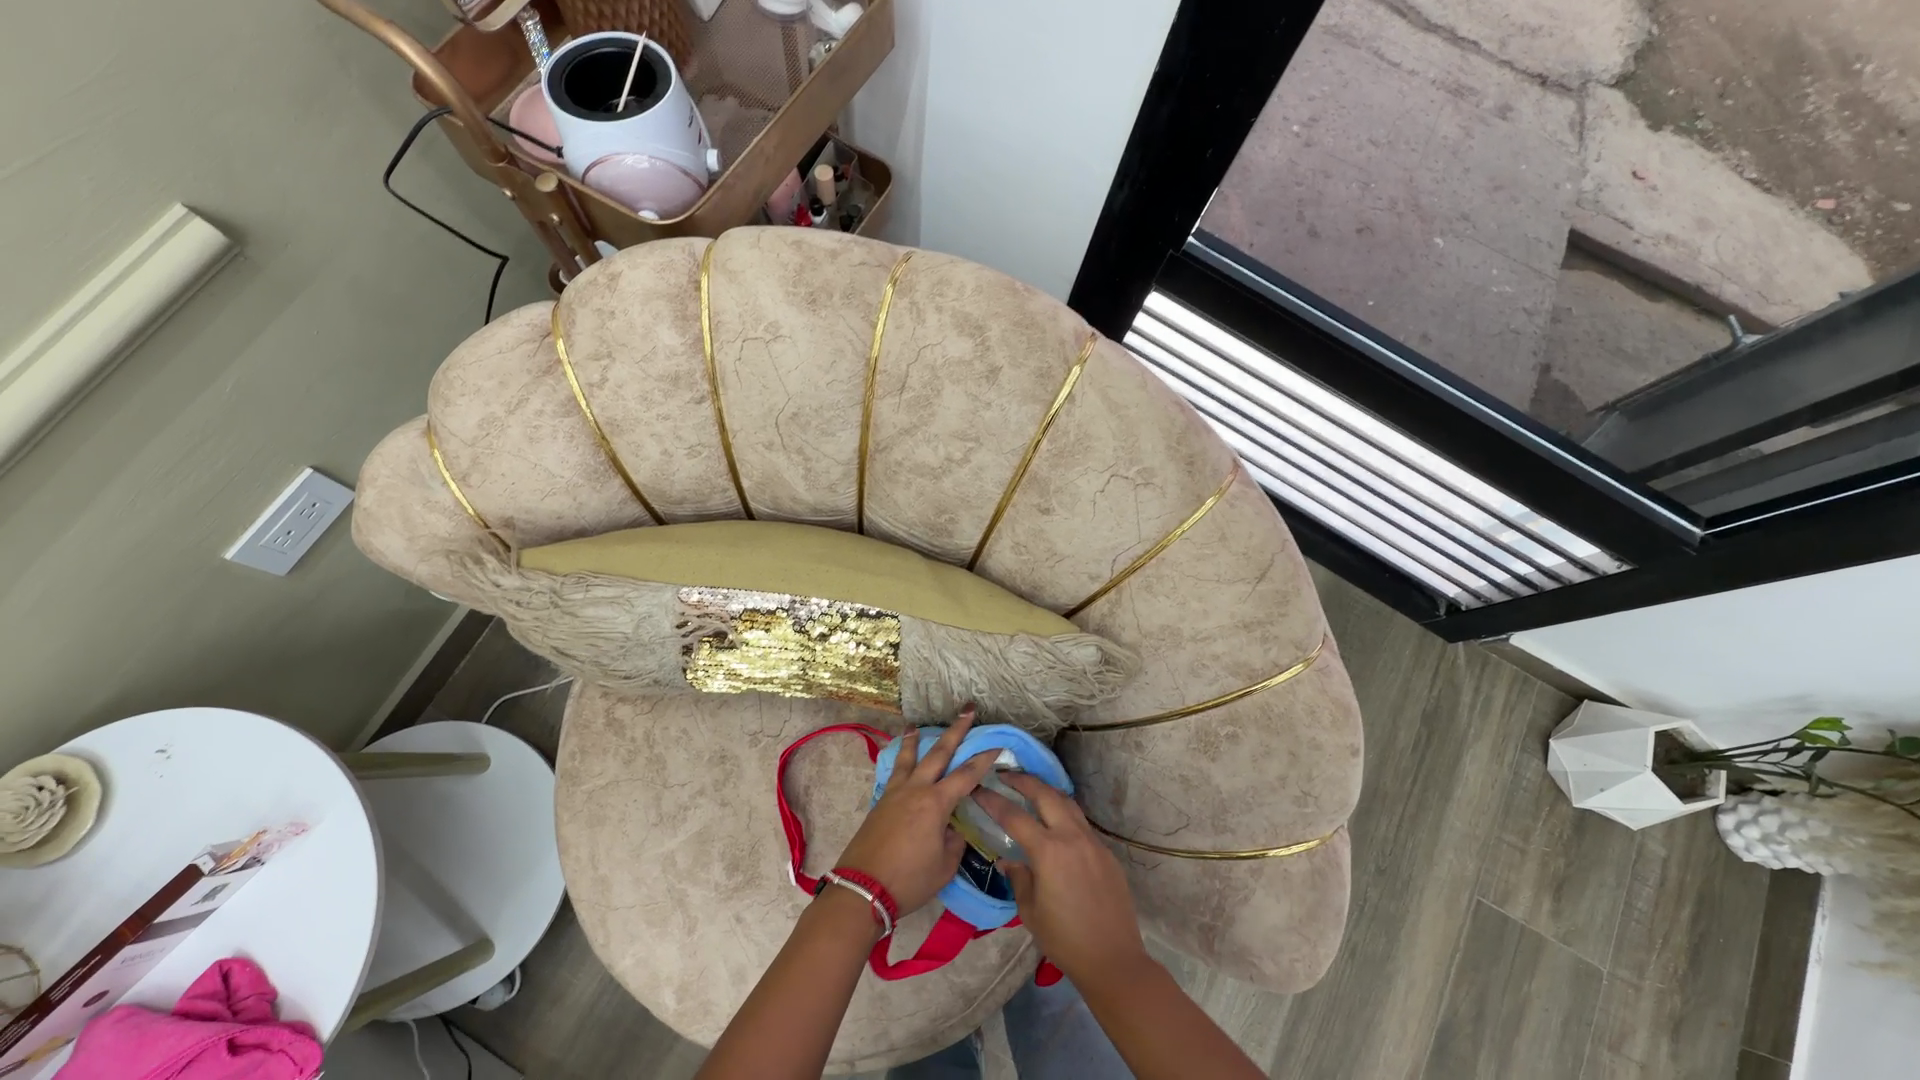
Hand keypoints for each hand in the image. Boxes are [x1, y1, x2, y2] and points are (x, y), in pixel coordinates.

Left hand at [834, 707, 1000, 916]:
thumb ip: (954, 842)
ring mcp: (894, 794)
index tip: (998, 745)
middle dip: (955, 730)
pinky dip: (900, 761)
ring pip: (908, 758)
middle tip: (967, 709)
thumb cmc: (909, 881)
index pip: (966, 775)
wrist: (861, 889)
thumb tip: (952, 828)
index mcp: (936, 804)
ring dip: (915, 740)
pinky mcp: (879, 804)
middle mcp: (915, 790)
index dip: (984, 759)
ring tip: (915, 724)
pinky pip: (894, 773)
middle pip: (938, 753)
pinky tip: (900, 760)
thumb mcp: (944, 866)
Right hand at [975, 773, 1151, 984]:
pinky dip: (1065, 814)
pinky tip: (1056, 823)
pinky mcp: (1107, 853)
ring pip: (1068, 804)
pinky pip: (1082, 824)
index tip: (978, 789)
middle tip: (1005, 774)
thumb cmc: (1064, 940)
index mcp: (1049, 851)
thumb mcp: (1030, 911)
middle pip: (1046, 795)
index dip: (993, 800)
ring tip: (1031, 789)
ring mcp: (1093, 843)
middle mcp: (1072, 838)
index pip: (1014, 816)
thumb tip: (1010, 861)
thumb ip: (1019, 879)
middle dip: (1024, 780)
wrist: (1112, 958)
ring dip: (1047, 792)